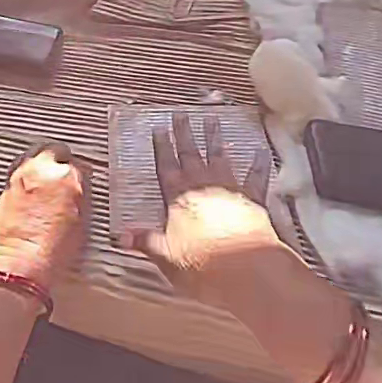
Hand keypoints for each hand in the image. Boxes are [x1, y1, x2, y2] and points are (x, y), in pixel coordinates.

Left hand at [0, 144, 87, 288]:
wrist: (23, 264)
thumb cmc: (53, 251)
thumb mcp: (82, 221)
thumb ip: (80, 195)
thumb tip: (78, 187)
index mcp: (70, 178)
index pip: (81, 165)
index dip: (80, 174)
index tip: (78, 181)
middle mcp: (46, 170)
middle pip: (56, 151)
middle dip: (60, 159)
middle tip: (61, 172)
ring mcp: (25, 174)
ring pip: (36, 155)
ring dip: (42, 164)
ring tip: (44, 178)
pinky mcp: (8, 183)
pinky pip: (21, 169)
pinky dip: (27, 175)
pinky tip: (31, 188)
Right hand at [128, 112, 282, 308]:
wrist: (245, 269)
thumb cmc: (202, 264)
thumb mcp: (166, 257)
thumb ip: (146, 242)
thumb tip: (120, 235)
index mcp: (179, 197)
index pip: (167, 166)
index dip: (162, 147)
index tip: (159, 127)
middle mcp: (202, 185)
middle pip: (190, 154)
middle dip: (184, 133)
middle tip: (180, 114)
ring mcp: (228, 188)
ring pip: (219, 156)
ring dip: (214, 138)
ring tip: (212, 119)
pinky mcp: (252, 198)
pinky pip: (255, 176)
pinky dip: (258, 163)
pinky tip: (261, 151)